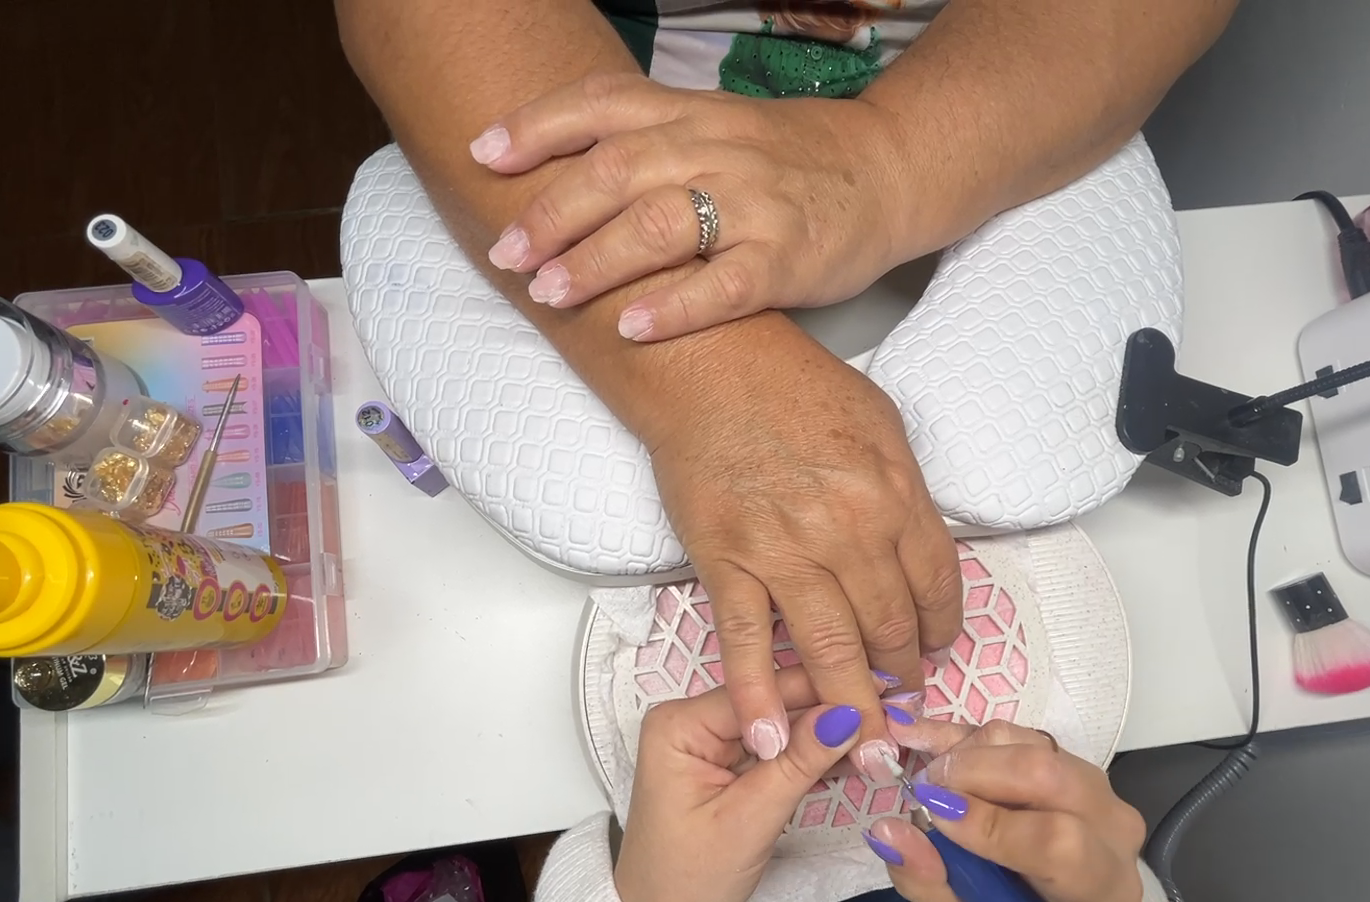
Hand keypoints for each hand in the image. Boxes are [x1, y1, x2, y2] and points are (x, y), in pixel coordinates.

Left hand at [470, 73, 913, 340]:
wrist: (884, 172)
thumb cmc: (791, 161)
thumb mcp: (720, 127)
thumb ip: (655, 140)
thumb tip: (571, 171)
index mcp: (693, 114)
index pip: (602, 106)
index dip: (537, 127)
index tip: (485, 157)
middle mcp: (716, 150)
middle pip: (616, 174)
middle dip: (552, 214)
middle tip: (508, 254)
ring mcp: (753, 205)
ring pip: (660, 226)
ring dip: (596, 261)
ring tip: (551, 294)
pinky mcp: (785, 260)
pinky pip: (721, 285)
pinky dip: (672, 307)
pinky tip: (631, 328)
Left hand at [615, 668, 866, 901]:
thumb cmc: (690, 879)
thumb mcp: (749, 821)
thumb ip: (798, 763)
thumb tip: (850, 712)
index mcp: (681, 722)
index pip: (762, 690)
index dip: (824, 690)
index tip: (884, 693)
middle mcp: (693, 716)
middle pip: (773, 701)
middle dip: (831, 711)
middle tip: (895, 713)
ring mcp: (710, 736)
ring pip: (780, 722)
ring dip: (827, 731)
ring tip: (885, 731)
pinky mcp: (726, 758)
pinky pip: (775, 744)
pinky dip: (810, 752)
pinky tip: (853, 751)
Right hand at [645, 333, 960, 780]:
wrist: (710, 368)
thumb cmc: (795, 385)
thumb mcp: (879, 422)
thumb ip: (905, 489)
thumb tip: (917, 546)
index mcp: (893, 493)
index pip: (935, 585)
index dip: (942, 630)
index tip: (938, 651)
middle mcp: (846, 532)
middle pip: (889, 629)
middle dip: (902, 678)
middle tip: (904, 707)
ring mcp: (783, 553)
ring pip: (830, 650)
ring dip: (852, 708)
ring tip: (865, 747)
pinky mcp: (727, 564)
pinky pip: (744, 642)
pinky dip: (758, 695)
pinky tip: (770, 740)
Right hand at [868, 720, 1146, 901]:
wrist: (1059, 897)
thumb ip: (928, 881)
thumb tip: (885, 833)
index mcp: (1101, 887)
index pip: (1057, 842)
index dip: (990, 824)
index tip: (931, 812)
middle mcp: (1110, 825)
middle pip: (1045, 774)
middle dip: (971, 771)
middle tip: (922, 786)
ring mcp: (1094, 782)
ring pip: (1025, 743)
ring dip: (964, 751)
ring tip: (927, 774)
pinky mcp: (1065, 752)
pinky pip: (1011, 730)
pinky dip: (960, 734)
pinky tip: (921, 738)